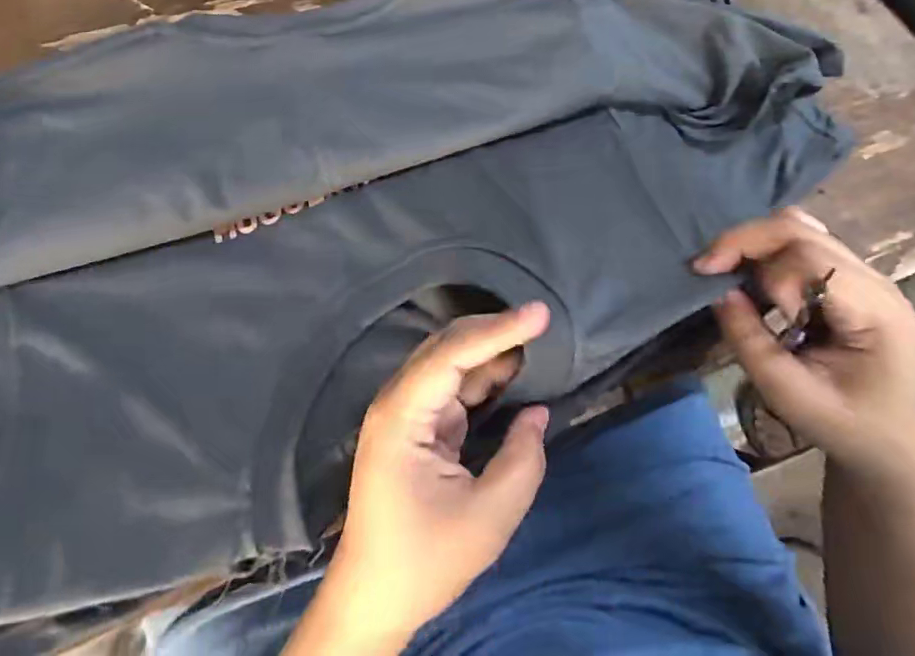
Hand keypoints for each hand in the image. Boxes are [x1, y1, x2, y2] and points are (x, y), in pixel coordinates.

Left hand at [285, 304, 551, 654]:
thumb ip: (522, 460)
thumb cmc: (425, 561)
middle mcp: (398, 401)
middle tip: (541, 319)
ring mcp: (405, 412)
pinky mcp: (416, 426)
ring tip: (534, 337)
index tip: (540, 315)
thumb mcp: (488, 518)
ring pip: (450, 362)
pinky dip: (484, 375)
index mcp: (402, 415)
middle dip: (494, 329)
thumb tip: (537, 413)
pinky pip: (453, 387)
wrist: (373, 599)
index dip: (498, 329)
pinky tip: (513, 370)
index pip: (452, 352)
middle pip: (447, 347)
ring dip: (491, 349)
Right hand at [696, 207, 914, 476]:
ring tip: (725, 266)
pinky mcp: (850, 276)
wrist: (889, 444)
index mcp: (875, 312)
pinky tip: (752, 269)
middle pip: (803, 233)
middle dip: (747, 241)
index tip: (713, 281)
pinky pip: (806, 242)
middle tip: (706, 265)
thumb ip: (751, 342)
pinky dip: (770, 247)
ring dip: (756, 242)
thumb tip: (720, 292)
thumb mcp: (790, 395)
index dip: (757, 263)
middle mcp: (876, 282)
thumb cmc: (844, 426)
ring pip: (802, 230)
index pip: (810, 260)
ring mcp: (866, 275)